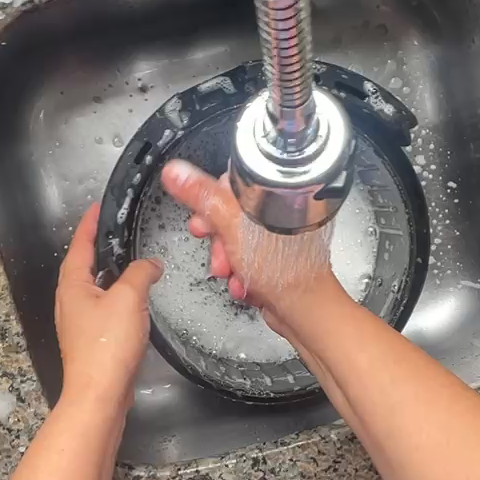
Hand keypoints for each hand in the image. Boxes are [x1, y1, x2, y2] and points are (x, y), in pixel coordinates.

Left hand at [57, 203, 162, 409]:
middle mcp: (70, 301)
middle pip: (84, 266)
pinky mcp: (92, 340)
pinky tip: (134, 302)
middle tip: (117, 231)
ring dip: (111, 274)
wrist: (99, 394)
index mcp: (72, 285)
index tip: (99, 207)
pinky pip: (104, 309)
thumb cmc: (107, 346)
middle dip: (100, 247)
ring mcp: (79, 323)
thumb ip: (141, 273)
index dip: (91, 223)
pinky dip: (118, 298)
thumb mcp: (129, 298)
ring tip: (130, 262)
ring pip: (95, 289)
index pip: (80, 244)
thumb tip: (151, 264)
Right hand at [159, 160, 346, 334]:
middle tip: (217, 249)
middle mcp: (275, 214)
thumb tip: (176, 171)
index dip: (209, 202)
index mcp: (270, 194)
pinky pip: (245, 262)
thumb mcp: (233, 226)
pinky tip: (245, 284)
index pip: (230, 184)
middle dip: (217, 239)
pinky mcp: (273, 261)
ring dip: (227, 262)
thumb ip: (202, 197)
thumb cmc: (283, 269)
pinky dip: (240, 275)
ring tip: (232, 272)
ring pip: (234, 243)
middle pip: (228, 216)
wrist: (302, 308)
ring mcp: (274, 239)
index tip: (202, 219)